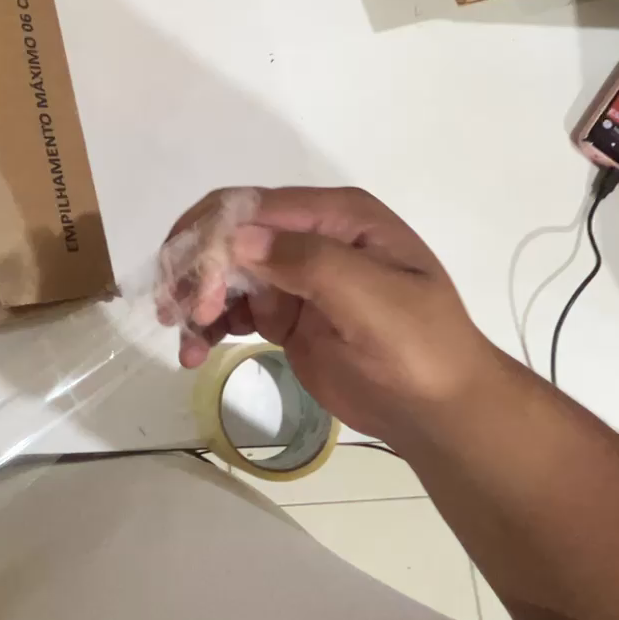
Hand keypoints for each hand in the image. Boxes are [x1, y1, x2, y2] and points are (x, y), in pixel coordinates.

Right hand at [163, 187, 506, 437]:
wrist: (439, 412)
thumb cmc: (420, 349)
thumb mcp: (376, 300)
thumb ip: (309, 262)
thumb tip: (238, 238)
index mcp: (336, 216)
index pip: (253, 207)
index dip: (213, 240)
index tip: (196, 292)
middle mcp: (309, 234)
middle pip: (228, 234)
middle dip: (196, 270)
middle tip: (179, 315)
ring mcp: (293, 274)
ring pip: (221, 271)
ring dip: (194, 300)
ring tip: (186, 341)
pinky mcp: (281, 311)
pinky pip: (230, 306)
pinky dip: (206, 324)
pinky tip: (196, 350)